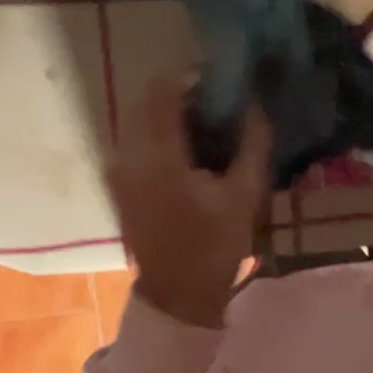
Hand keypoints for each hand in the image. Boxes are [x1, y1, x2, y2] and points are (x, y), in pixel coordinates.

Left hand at [108, 76, 270, 328]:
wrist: (177, 297)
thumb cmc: (215, 248)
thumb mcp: (245, 196)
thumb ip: (252, 143)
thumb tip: (255, 105)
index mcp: (158, 156)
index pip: (164, 90)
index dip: (192, 76)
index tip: (222, 82)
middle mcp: (128, 155)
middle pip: (148, 101)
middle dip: (182, 94)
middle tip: (218, 104)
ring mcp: (117, 170)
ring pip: (139, 119)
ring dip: (169, 114)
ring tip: (206, 127)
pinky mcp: (117, 183)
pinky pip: (135, 140)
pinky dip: (159, 134)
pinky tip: (188, 151)